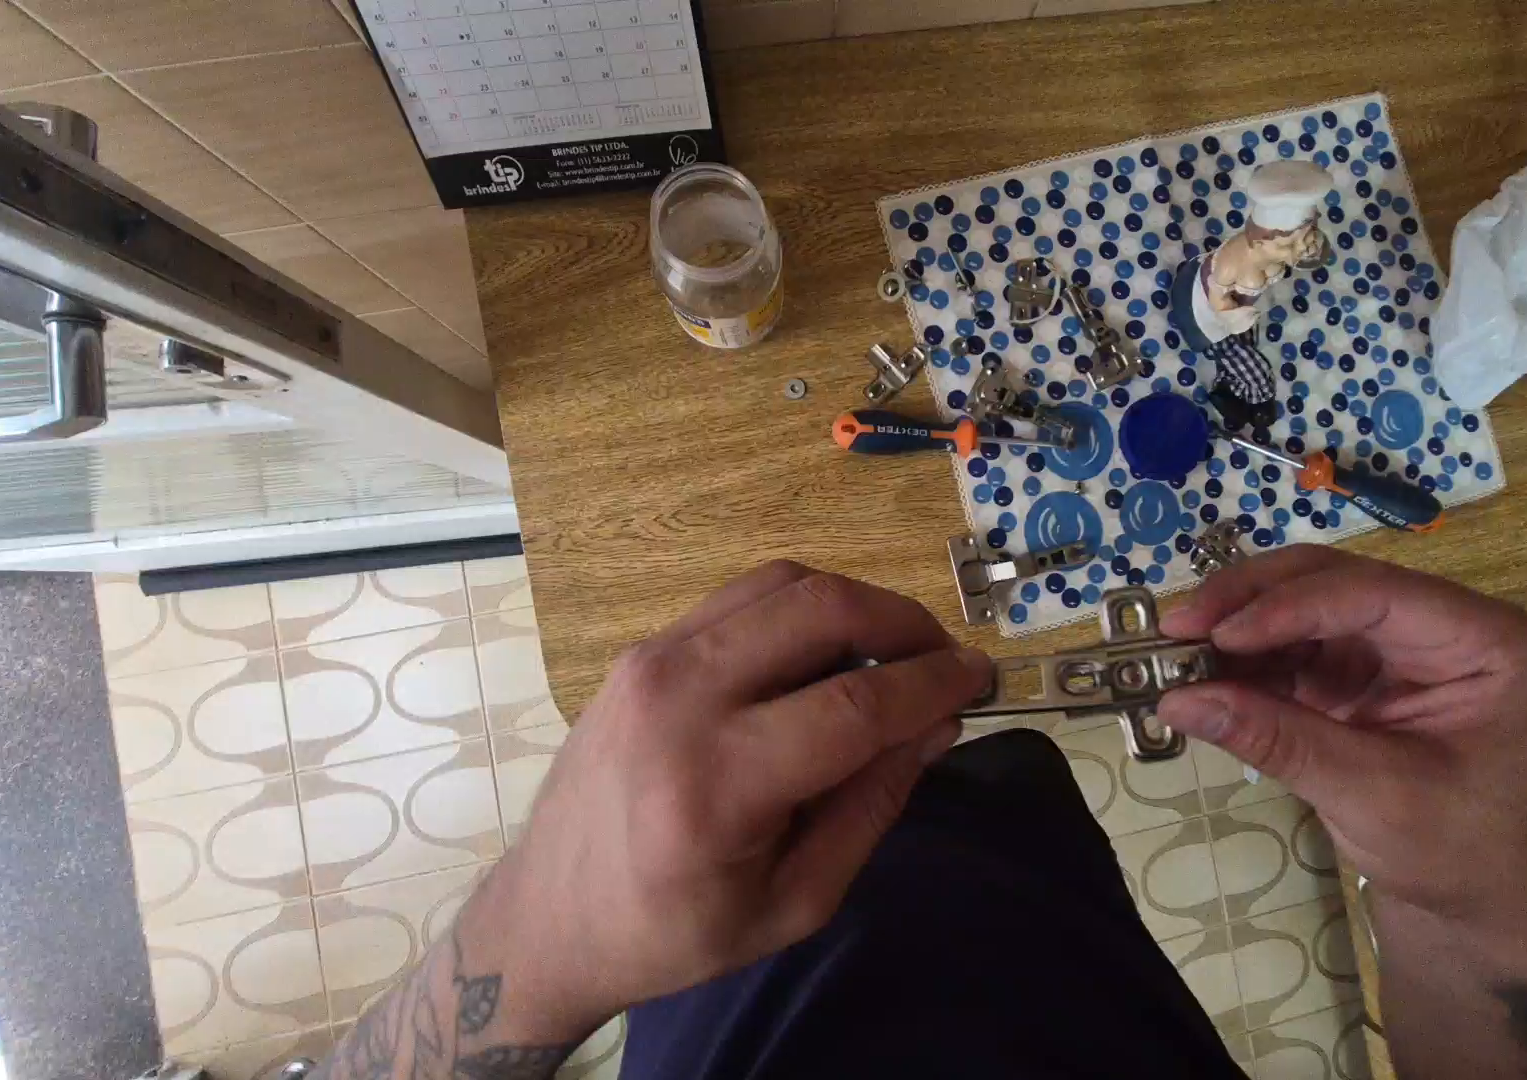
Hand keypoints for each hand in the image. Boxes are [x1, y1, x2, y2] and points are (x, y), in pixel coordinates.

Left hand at [470, 562, 990, 1041]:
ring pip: (785, 584)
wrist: (547, 915)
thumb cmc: (675, 930)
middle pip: (820, 610)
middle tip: (941, 655)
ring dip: (857, 605)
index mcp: (715, 786)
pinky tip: (828, 648)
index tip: (979, 676)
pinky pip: (747, 597)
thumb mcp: (796, 899)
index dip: (932, 682)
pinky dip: (806, 607)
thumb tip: (937, 721)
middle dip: (903, 620)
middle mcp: (679, 699)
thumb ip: (874, 803)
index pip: (854, 705)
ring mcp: (654, 659)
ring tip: (892, 649)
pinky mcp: (646, 647)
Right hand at [1156, 547, 1526, 968]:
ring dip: (1230, 624)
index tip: (1216, 636)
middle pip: (1322, 579)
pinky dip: (1235, 657)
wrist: (1471, 897)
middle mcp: (1427, 623)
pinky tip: (1198, 673)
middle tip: (1177, 626)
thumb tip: (1175, 701)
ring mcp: (1381, 642)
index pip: (1370, 594)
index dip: (1286, 606)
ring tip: (1173, 652)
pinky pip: (1278, 643)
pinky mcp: (1343, 666)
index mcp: (1474, 640)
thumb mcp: (1369, 795)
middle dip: (1245, 599)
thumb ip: (1275, 740)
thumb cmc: (1455, 848)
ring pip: (1290, 601)